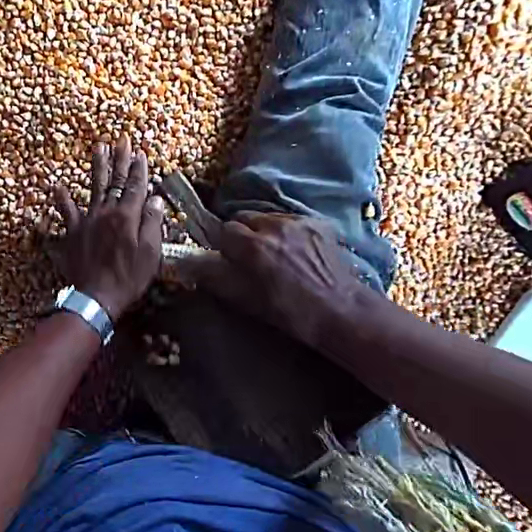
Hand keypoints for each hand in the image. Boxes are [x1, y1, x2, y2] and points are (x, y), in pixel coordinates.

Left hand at [47, 140, 166, 318]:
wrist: (96, 296)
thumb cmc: (128, 278)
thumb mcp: (150, 254)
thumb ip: (153, 224)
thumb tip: (157, 200)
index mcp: (128, 216)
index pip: (136, 187)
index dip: (139, 170)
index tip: (141, 153)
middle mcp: (107, 212)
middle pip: (115, 181)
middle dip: (121, 159)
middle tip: (123, 140)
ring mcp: (88, 220)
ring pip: (94, 187)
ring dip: (98, 167)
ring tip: (99, 147)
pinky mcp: (73, 232)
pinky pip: (66, 211)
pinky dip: (62, 198)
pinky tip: (58, 185)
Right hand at [188, 213, 376, 345]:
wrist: (342, 312)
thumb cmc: (292, 314)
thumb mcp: (247, 301)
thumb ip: (216, 278)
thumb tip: (190, 265)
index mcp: (253, 247)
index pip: (223, 230)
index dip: (222, 245)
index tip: (226, 258)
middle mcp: (274, 226)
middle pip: (244, 218)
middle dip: (242, 234)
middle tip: (248, 257)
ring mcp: (299, 222)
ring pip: (268, 217)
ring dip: (264, 231)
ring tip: (273, 254)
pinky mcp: (319, 223)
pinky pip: (291, 220)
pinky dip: (286, 232)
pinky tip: (294, 252)